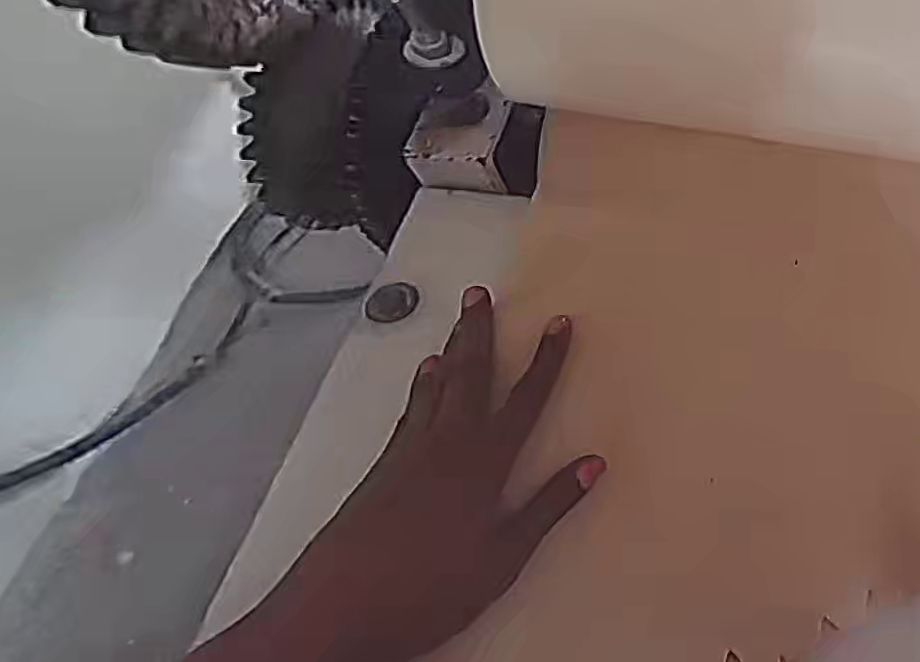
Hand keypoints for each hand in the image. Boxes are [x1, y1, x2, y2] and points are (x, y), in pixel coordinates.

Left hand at [194, 287, 602, 661]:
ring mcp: (410, 453)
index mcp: (485, 460)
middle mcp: (449, 444)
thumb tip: (594, 463)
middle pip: (472, 374)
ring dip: (452, 349)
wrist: (325, 625)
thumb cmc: (425, 589)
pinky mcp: (381, 470)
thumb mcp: (503, 557)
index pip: (527, 397)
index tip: (559, 323)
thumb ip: (551, 505)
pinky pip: (411, 411)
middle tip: (481, 295)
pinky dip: (422, 385)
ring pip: (438, 386)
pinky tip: (423, 374)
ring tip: (458, 321)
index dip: (547, 357)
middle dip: (481, 331)